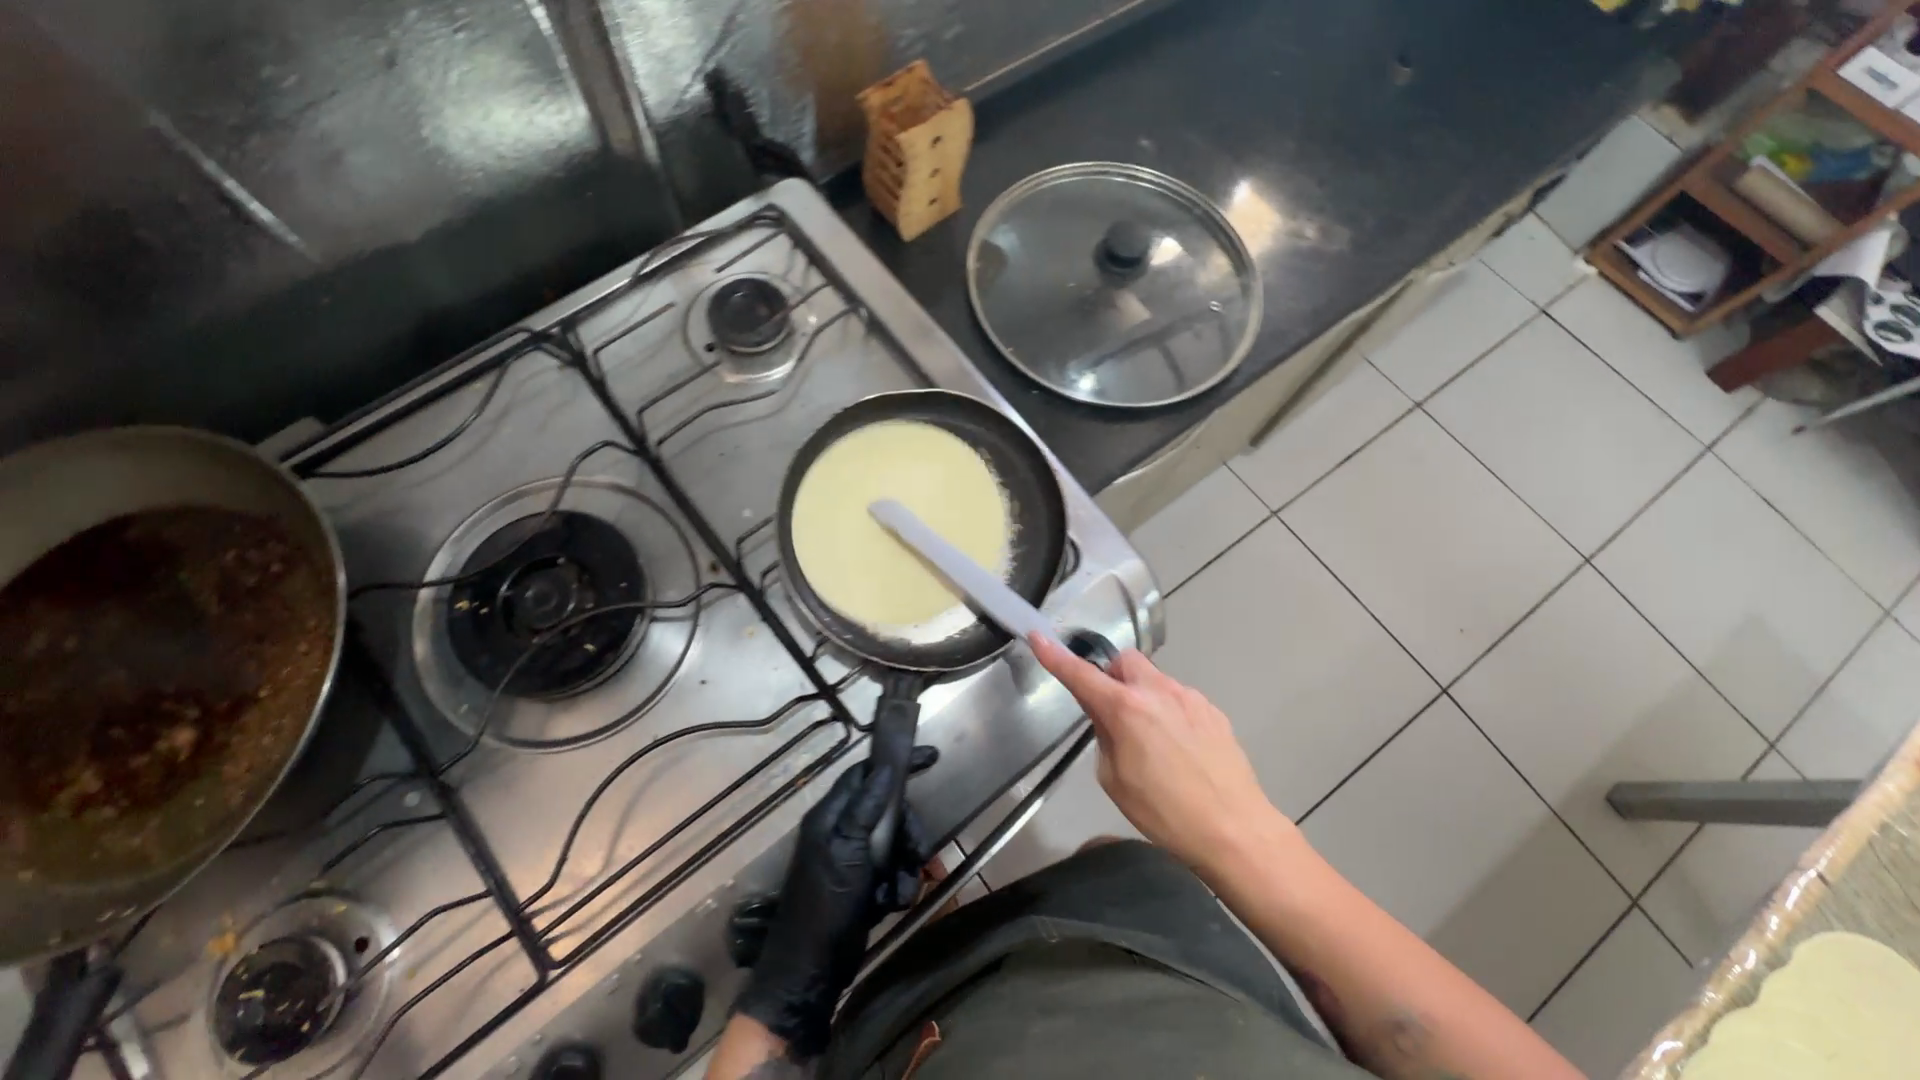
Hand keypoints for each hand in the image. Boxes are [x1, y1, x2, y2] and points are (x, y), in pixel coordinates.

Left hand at [732, 745, 937, 1058]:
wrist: (812, 969)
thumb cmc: (826, 903)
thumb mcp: (848, 848)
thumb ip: (867, 805)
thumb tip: (885, 765)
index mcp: (832, 816)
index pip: (867, 774)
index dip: (897, 763)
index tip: (932, 757)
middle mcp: (842, 832)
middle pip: (890, 813)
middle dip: (908, 836)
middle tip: (918, 856)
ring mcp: (852, 861)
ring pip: (896, 847)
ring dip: (905, 870)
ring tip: (897, 894)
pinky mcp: (862, 887)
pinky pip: (893, 875)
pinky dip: (897, 890)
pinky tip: (888, 907)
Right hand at [1029, 633, 1288, 874]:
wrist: (1234, 829)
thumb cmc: (1164, 813)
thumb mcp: (1114, 779)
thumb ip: (1104, 737)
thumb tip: (1108, 717)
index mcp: (1126, 709)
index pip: (1081, 675)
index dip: (1056, 657)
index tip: (1038, 637)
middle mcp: (1158, 692)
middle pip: (1125, 661)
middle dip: (1112, 676)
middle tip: (1112, 711)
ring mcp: (1191, 698)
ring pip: (1155, 680)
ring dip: (1143, 697)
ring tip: (1151, 743)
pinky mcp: (1213, 711)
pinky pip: (1180, 699)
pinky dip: (1169, 713)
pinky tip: (1179, 750)